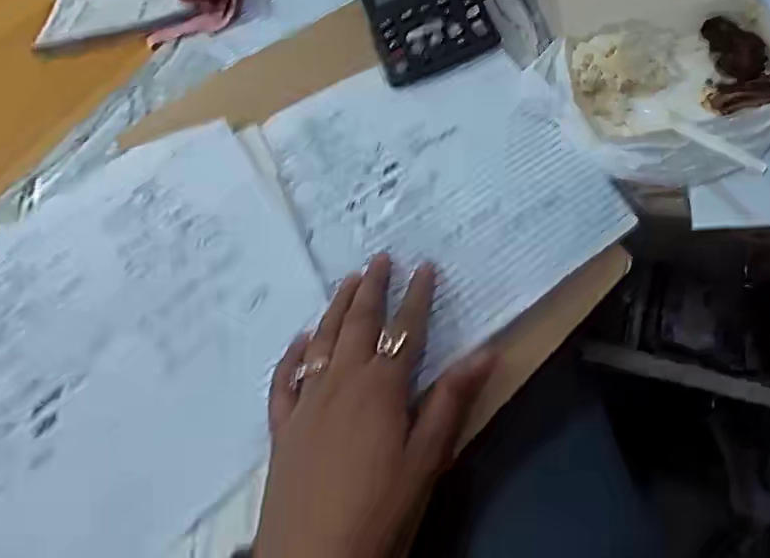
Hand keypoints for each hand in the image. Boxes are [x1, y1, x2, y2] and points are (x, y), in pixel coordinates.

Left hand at [255, 255, 494, 557]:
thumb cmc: (381, 512)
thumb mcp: (427, 460)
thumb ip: (452, 401)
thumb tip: (488, 350)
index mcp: (382, 387)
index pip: (405, 329)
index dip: (417, 295)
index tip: (425, 266)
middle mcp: (342, 382)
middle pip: (359, 323)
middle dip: (373, 287)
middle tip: (381, 257)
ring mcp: (307, 405)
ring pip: (322, 341)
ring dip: (336, 307)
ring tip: (348, 280)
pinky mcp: (282, 431)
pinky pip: (284, 381)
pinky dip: (292, 355)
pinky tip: (299, 340)